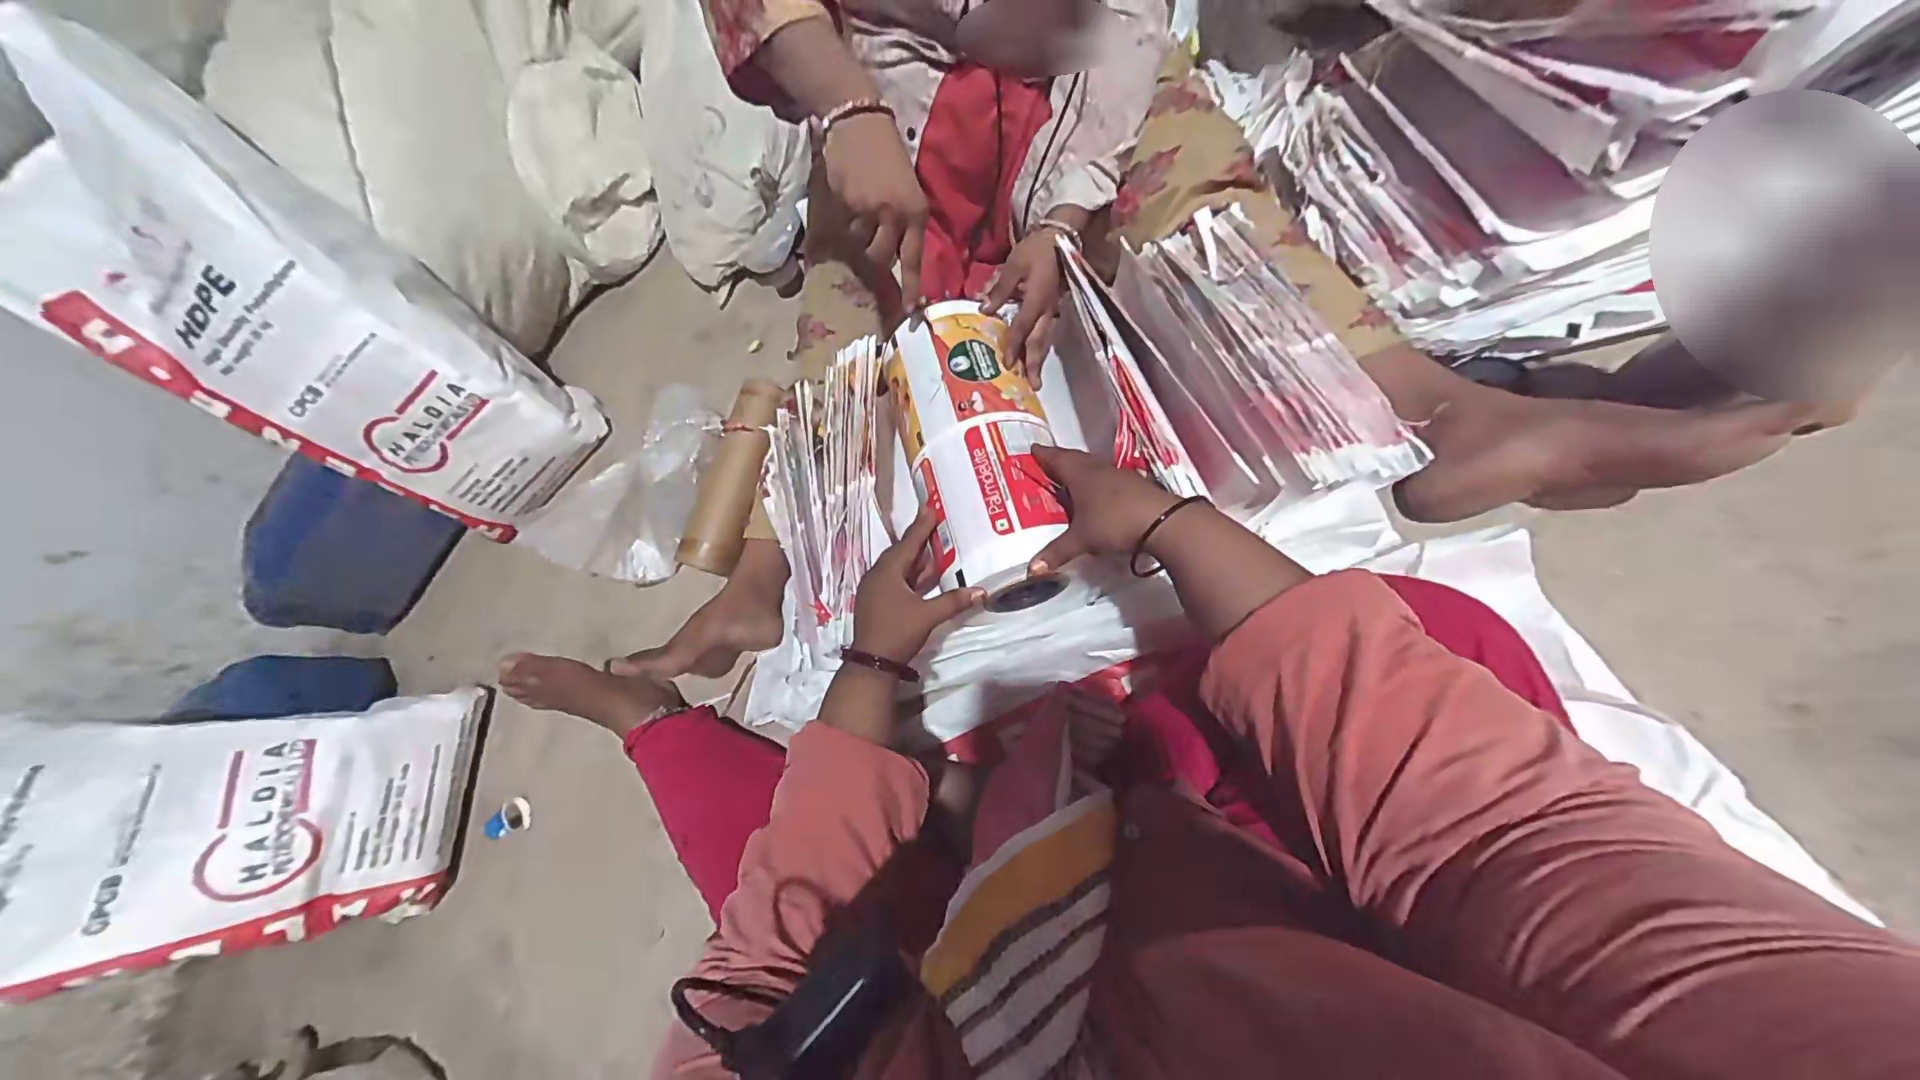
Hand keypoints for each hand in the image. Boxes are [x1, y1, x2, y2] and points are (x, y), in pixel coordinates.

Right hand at [823, 112, 928, 309]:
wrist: (859, 121)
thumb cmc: (886, 155)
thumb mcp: (906, 189)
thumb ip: (903, 222)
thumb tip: (894, 258)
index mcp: (916, 213)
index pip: (913, 259)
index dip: (910, 287)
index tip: (910, 311)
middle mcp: (896, 215)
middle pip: (881, 257)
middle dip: (873, 252)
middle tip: (869, 232)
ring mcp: (870, 210)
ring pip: (860, 242)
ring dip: (858, 231)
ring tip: (860, 202)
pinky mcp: (847, 203)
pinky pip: (845, 223)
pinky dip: (845, 214)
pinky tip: (849, 190)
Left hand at [851, 508, 985, 663]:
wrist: (871, 662)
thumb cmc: (897, 632)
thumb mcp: (928, 616)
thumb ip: (953, 601)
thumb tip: (981, 591)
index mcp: (888, 572)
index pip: (908, 543)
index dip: (921, 526)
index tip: (930, 508)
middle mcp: (878, 575)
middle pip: (901, 553)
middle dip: (919, 543)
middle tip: (935, 528)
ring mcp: (874, 589)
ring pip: (897, 568)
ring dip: (915, 562)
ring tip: (934, 552)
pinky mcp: (875, 602)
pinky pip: (894, 580)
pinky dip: (909, 576)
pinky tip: (922, 579)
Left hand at [981, 229, 1065, 386]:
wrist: (1060, 238)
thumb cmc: (1036, 250)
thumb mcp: (1014, 265)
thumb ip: (999, 289)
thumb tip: (985, 309)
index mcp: (1037, 300)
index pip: (1022, 328)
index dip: (1014, 346)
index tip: (1007, 365)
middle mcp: (1046, 310)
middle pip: (1039, 342)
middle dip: (1035, 364)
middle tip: (1034, 385)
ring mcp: (1052, 310)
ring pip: (1044, 340)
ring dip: (1038, 359)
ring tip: (1034, 378)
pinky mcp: (1052, 308)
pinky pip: (1045, 332)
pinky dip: (1039, 347)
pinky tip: (1033, 356)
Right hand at [1026, 445, 1179, 573]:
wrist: (1163, 522)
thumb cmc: (1114, 522)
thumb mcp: (1082, 540)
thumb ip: (1057, 552)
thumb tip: (1032, 569)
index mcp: (1080, 475)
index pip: (1057, 459)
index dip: (1043, 455)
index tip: (1033, 449)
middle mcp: (1098, 469)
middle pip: (1075, 458)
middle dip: (1061, 459)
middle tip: (1049, 462)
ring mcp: (1119, 475)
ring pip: (1094, 466)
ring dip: (1081, 468)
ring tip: (1071, 476)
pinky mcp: (1136, 485)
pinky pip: (1109, 477)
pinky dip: (1098, 481)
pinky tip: (1098, 492)